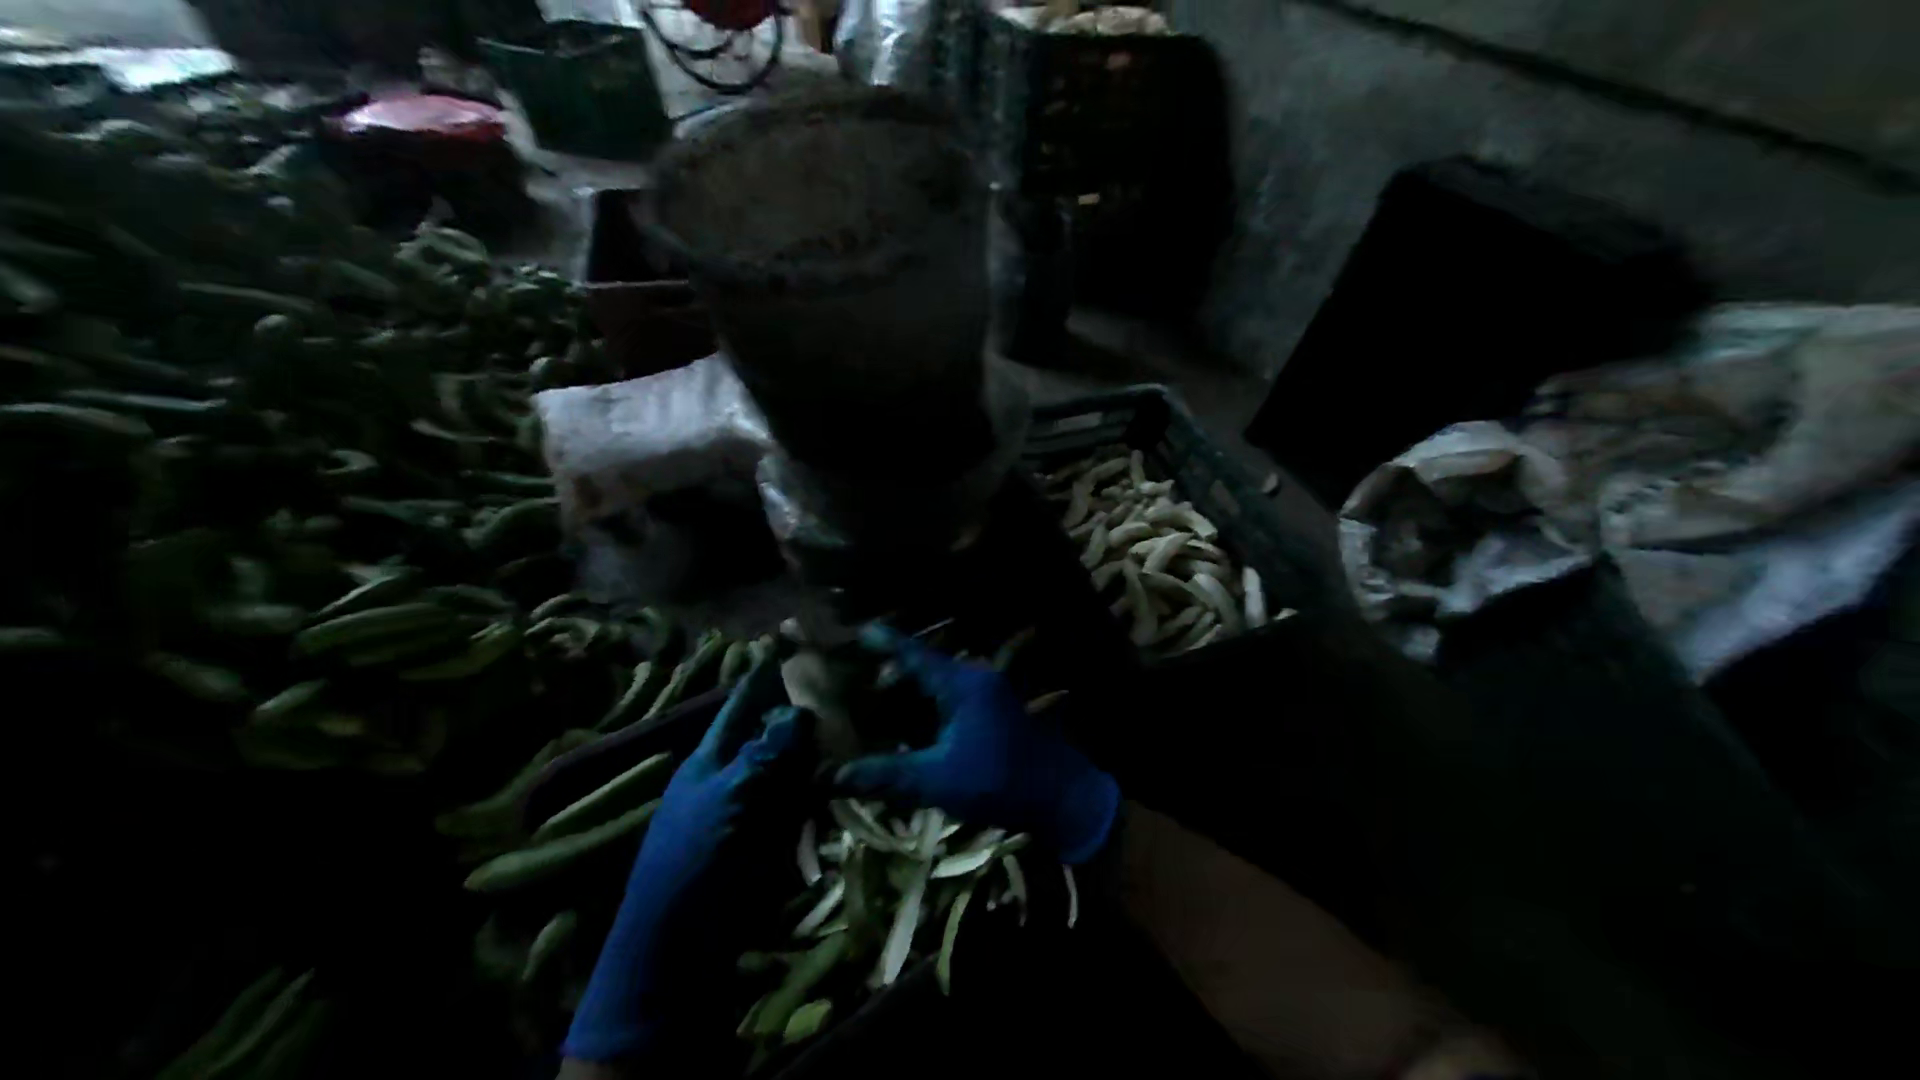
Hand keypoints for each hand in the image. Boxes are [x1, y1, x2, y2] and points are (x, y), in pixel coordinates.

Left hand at [564, 661, 813, 1064]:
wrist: (683, 941)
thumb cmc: (690, 860)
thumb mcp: (724, 801)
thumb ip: (763, 755)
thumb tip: (798, 711)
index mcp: (712, 757)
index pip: (741, 702)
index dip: (762, 672)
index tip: (784, 636)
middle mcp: (738, 772)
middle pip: (775, 730)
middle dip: (804, 708)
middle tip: (842, 683)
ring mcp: (758, 803)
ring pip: (795, 764)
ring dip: (820, 748)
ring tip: (854, 722)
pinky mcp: (777, 834)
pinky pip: (805, 800)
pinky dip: (823, 787)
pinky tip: (845, 773)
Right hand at [834, 625, 1119, 863]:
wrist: (1061, 798)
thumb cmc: (998, 781)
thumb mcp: (936, 780)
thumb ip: (886, 775)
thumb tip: (833, 777)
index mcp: (962, 684)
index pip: (915, 655)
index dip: (886, 642)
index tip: (861, 629)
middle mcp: (975, 680)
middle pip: (925, 666)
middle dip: (892, 669)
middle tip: (858, 674)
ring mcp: (989, 695)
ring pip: (939, 683)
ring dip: (911, 690)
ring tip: (877, 697)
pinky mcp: (994, 713)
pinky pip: (951, 698)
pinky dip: (927, 705)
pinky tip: (911, 724)